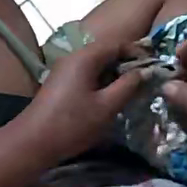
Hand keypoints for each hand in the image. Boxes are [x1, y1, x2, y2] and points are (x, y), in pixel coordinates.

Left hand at [14, 39, 143, 161]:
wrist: (32, 143)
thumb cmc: (72, 123)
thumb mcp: (106, 106)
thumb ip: (128, 85)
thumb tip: (145, 71)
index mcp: (85, 58)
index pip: (117, 44)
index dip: (137, 52)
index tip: (154, 65)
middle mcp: (74, 57)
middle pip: (106, 51)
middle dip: (127, 63)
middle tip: (145, 78)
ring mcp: (65, 69)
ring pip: (97, 63)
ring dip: (115, 73)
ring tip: (132, 88)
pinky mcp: (61, 82)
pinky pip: (87, 73)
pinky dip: (102, 80)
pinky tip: (111, 96)